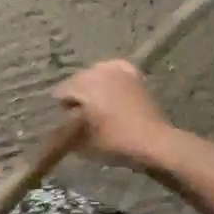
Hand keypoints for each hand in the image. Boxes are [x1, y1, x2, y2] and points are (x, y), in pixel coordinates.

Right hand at [54, 59, 182, 169]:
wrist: (153, 141)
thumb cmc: (115, 142)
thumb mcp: (83, 143)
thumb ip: (65, 131)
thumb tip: (60, 124)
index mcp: (83, 85)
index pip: (62, 91)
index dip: (63, 108)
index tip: (68, 122)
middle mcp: (98, 71)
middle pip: (78, 80)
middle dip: (78, 95)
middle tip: (83, 115)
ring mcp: (119, 70)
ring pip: (96, 73)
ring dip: (94, 86)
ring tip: (99, 105)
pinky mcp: (134, 74)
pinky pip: (115, 70)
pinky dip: (111, 78)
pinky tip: (113, 90)